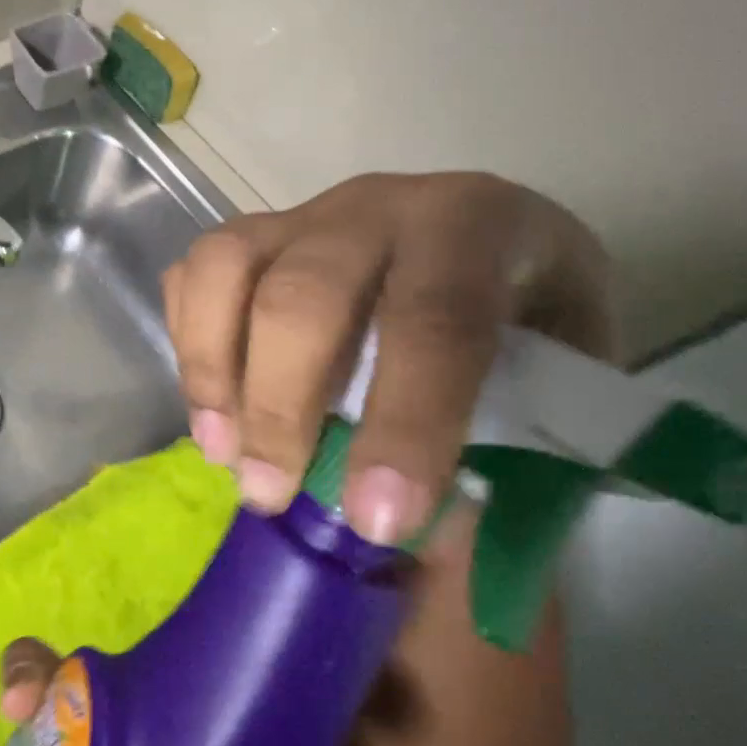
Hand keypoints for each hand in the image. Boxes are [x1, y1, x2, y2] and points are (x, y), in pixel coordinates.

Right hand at [164, 173, 611, 543]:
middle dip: (282, 406)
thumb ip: (508, 453)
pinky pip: (191, 276)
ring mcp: (300, 216)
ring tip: (224, 454)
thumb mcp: (556, 388)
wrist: (490, 262)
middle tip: (272, 495)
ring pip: (226, 269)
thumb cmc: (525, 337)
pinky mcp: (248, 237)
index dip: (405, 419)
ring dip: (215, 372)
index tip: (378, 519)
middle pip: (305, 294)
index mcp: (480, 227)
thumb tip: (428, 540)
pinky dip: (189, 346)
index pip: (437, 316)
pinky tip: (210, 409)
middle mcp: (378, 205)